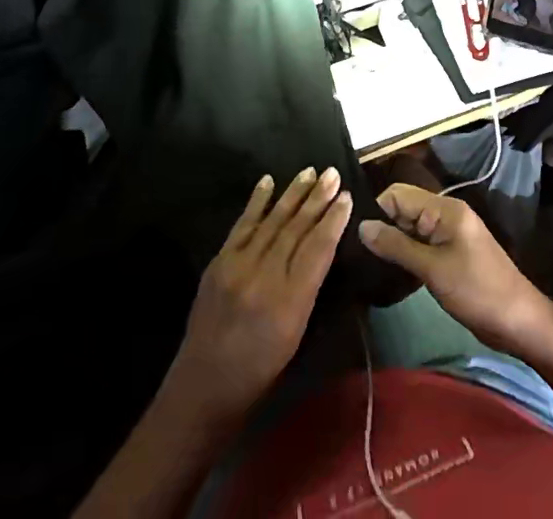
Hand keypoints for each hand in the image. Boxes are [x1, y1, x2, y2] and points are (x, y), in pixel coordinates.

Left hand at [168, 167, 352, 419]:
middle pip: (295, 229)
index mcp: (289, 301)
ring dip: (291, 194)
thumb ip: (307, 288)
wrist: (206, 382)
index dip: (333, 221)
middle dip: (316, 199)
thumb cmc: (261, 368)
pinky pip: (241, 225)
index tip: (346, 197)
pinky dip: (256, 202)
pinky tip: (268, 182)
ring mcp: (237, 265)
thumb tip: (319, 248)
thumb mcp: (296, 332)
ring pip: (270, 221)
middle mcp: (263, 277)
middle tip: (332, 173)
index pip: (317, 250)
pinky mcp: (218, 261)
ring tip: (309, 171)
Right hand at [358, 183, 552, 354]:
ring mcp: (448, 234)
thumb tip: (361, 226)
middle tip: (362, 254)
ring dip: (393, 242)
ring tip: (372, 263)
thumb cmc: (477, 292)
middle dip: (383, 227)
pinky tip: (392, 270)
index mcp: (444, 209)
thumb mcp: (432, 269)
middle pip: (401, 208)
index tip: (360, 239)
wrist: (520, 324)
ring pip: (408, 227)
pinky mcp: (449, 253)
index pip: (396, 194)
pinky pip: (418, 243)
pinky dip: (405, 253)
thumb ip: (396, 245)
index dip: (377, 212)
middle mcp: (445, 214)